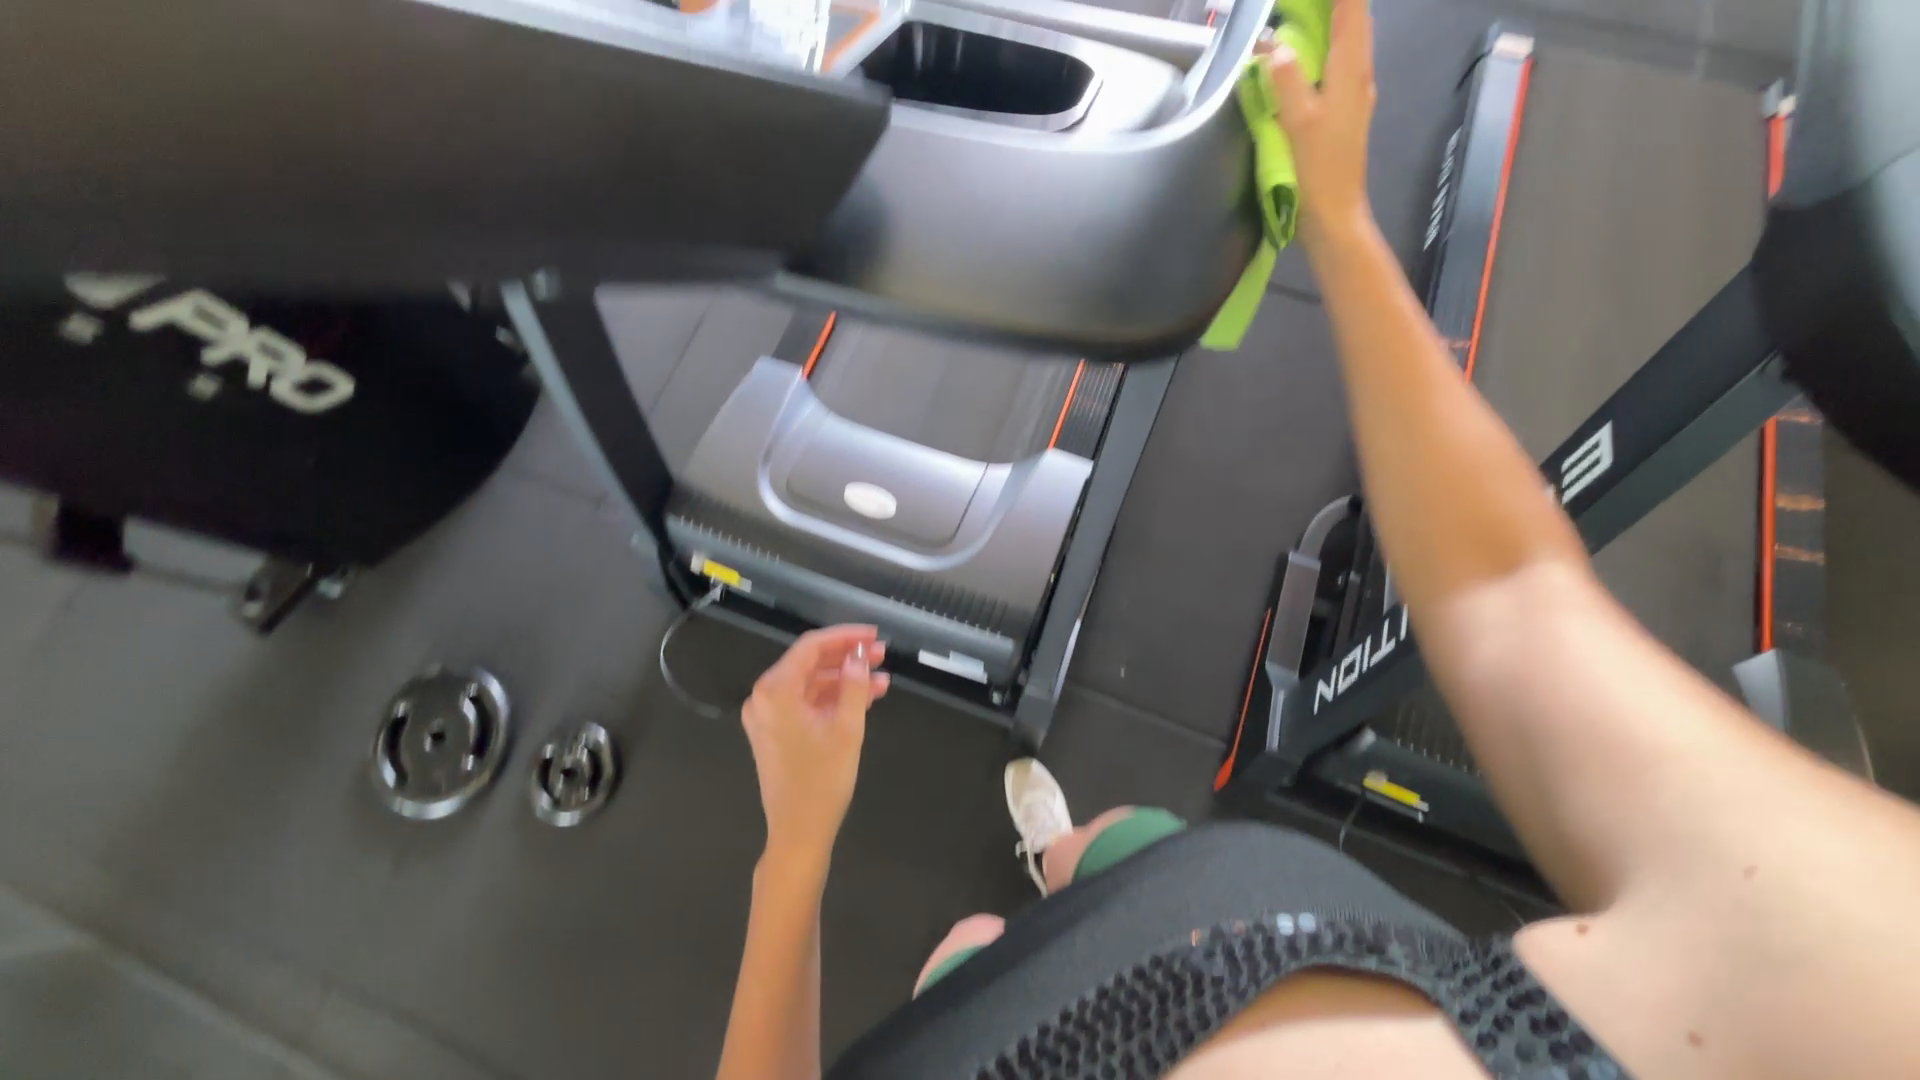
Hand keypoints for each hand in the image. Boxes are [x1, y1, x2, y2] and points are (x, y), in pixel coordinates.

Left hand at [741, 625, 891, 864]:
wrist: (799, 832)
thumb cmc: (823, 780)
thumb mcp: (847, 728)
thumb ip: (854, 685)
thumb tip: (860, 655)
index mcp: (775, 690)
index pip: (811, 647)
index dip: (845, 637)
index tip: (874, 635)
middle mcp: (764, 698)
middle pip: (809, 664)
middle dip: (847, 658)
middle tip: (883, 655)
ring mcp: (767, 716)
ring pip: (810, 685)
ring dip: (844, 680)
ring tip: (882, 681)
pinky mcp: (775, 733)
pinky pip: (805, 704)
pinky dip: (832, 700)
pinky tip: (864, 699)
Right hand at [1266, 0, 1377, 248]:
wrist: (1334, 214)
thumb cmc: (1319, 169)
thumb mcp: (1298, 121)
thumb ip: (1287, 79)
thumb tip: (1274, 45)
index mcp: (1351, 70)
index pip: (1352, 9)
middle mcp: (1360, 75)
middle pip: (1355, 21)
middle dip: (1336, 4)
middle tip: (1305, 3)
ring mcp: (1355, 94)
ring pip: (1349, 42)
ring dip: (1333, 23)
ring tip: (1306, 14)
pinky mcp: (1345, 112)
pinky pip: (1339, 65)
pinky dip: (1325, 49)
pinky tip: (1305, 58)